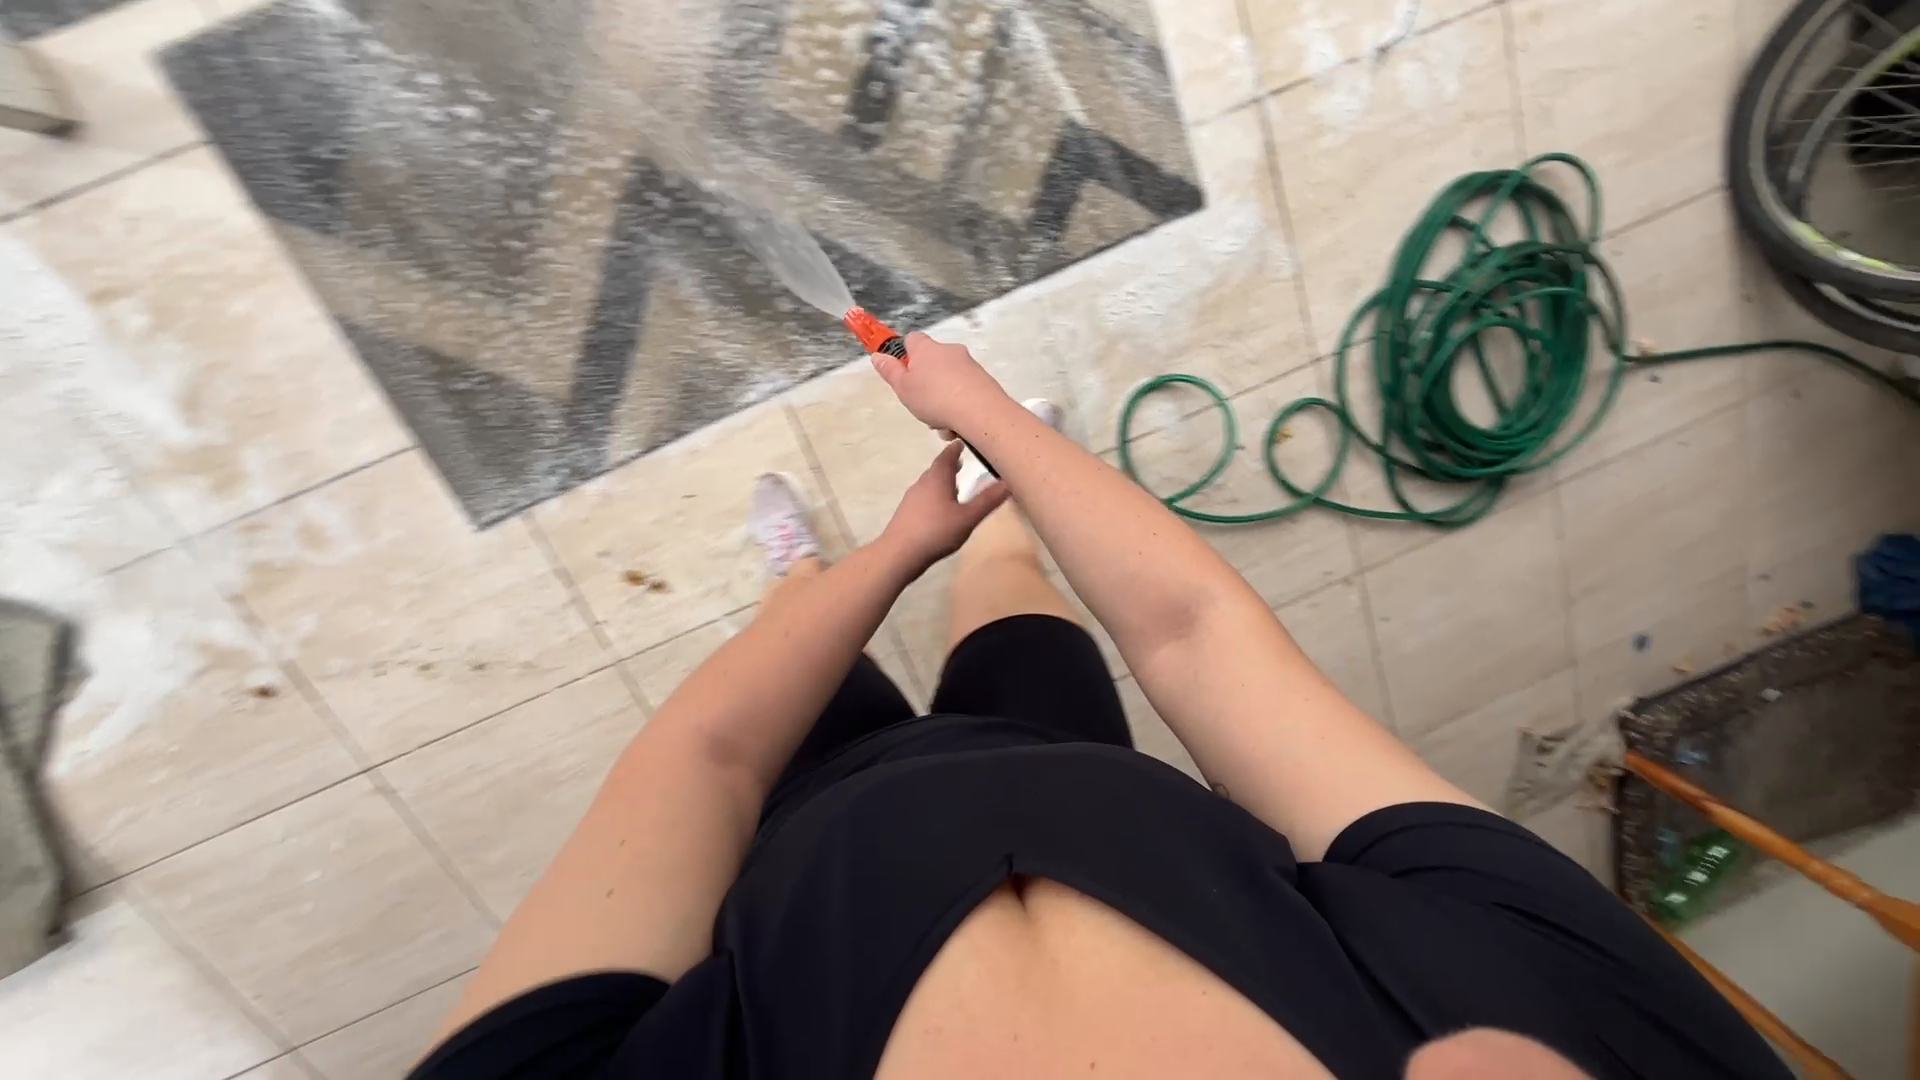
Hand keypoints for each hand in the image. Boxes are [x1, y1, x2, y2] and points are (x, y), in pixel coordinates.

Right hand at [870, 332, 1013, 435]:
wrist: (980, 411)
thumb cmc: (933, 398)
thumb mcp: (903, 388)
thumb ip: (890, 371)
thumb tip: (878, 356)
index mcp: (926, 348)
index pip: (912, 339)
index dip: (905, 354)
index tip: (903, 372)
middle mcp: (949, 350)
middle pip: (932, 362)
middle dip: (927, 382)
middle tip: (922, 404)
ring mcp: (969, 364)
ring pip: (949, 380)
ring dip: (943, 398)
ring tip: (942, 422)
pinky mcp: (984, 380)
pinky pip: (965, 390)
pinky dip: (959, 405)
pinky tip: (958, 424)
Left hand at [878, 441, 1008, 572]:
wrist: (899, 554)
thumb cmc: (936, 532)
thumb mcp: (967, 518)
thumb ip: (987, 501)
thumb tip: (1007, 482)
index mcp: (937, 479)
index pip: (946, 456)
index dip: (955, 449)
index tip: (962, 442)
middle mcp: (922, 484)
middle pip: (936, 469)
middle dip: (948, 464)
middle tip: (960, 462)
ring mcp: (911, 498)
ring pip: (928, 483)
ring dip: (941, 480)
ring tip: (953, 485)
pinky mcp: (906, 513)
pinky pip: (923, 497)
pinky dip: (933, 495)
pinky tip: (939, 509)